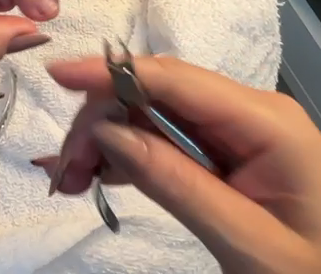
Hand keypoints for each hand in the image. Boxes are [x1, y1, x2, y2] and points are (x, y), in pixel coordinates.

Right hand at [42, 56, 320, 273]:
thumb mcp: (253, 249)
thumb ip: (177, 184)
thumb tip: (105, 129)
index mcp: (266, 122)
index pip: (172, 78)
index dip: (109, 71)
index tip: (55, 76)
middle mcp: (248, 112)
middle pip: (154, 93)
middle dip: (102, 121)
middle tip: (63, 171)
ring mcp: (238, 133)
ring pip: (152, 115)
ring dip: (108, 140)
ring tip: (71, 181)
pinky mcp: (230, 157)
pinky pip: (167, 141)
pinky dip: (129, 157)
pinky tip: (98, 176)